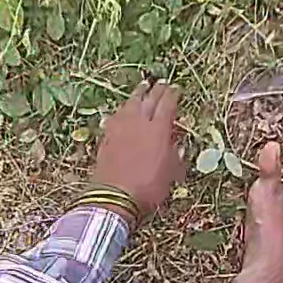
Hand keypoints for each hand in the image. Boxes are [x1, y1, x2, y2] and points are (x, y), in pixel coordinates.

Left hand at [92, 80, 184, 214]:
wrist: (114, 198)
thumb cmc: (148, 189)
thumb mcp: (170, 173)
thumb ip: (174, 154)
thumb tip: (175, 143)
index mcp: (158, 129)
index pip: (167, 104)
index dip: (172, 95)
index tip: (176, 89)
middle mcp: (138, 123)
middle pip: (148, 99)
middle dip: (156, 91)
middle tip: (161, 85)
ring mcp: (120, 128)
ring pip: (130, 104)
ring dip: (137, 95)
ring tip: (142, 88)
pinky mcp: (106, 137)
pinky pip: (116, 116)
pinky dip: (123, 110)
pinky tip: (123, 111)